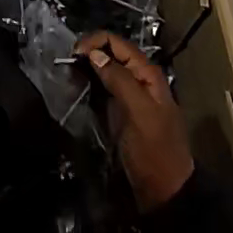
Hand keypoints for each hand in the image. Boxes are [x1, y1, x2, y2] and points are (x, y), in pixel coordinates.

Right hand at [78, 31, 195, 212]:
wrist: (163, 190)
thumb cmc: (154, 149)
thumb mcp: (139, 112)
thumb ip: (119, 79)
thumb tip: (94, 53)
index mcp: (147, 73)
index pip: (116, 42)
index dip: (94, 42)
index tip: (74, 54)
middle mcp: (138, 78)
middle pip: (109, 52)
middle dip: (88, 53)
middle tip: (69, 64)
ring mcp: (129, 94)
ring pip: (104, 68)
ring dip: (86, 67)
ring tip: (70, 73)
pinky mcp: (119, 108)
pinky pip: (101, 86)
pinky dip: (88, 82)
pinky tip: (78, 86)